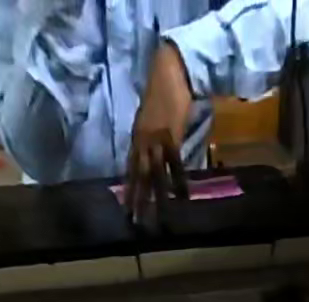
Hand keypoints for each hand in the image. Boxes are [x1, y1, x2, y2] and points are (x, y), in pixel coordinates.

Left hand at [126, 42, 192, 220]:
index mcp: (136, 137)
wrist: (170, 71)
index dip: (129, 190)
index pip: (131, 169)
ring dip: (156, 198)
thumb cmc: (162, 92)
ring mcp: (155, 140)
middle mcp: (142, 141)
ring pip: (154, 174)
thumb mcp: (150, 118)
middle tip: (136, 223)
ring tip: (158, 218)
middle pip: (139, 176)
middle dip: (137, 200)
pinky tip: (182, 197)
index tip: (126, 210)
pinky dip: (179, 181)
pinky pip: (174, 164)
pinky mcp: (170, 136)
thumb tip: (151, 155)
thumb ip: (148, 137)